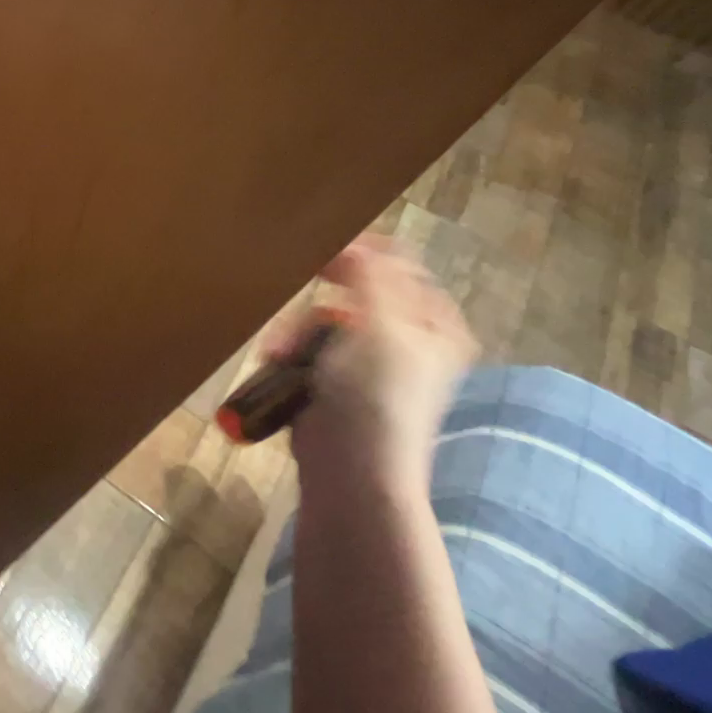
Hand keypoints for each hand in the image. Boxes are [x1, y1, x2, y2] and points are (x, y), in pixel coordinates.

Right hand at [276, 235, 476, 484]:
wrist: (351, 468)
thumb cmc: (375, 397)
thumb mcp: (382, 327)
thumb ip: (370, 277)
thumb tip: (352, 244)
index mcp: (433, 324)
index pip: (398, 267)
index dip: (362, 255)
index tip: (320, 253)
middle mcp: (405, 338)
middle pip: (349, 293)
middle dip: (314, 307)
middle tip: (298, 317)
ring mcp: (366, 361)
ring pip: (318, 319)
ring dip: (293, 333)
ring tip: (279, 354)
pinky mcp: (331, 381)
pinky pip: (303, 347)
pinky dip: (287, 353)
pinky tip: (278, 364)